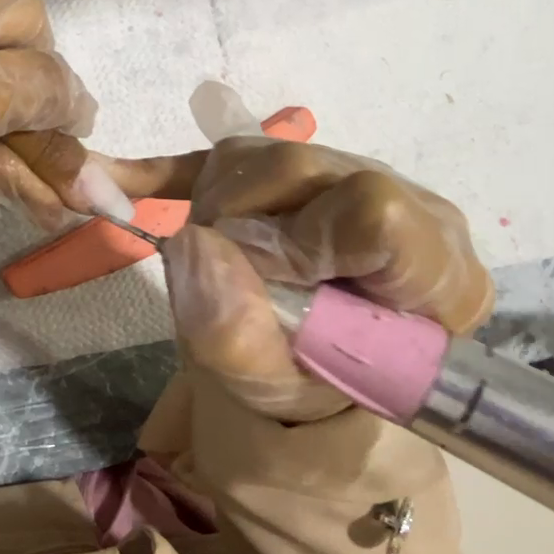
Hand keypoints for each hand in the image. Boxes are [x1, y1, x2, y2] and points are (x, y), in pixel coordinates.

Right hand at [161, 138, 494, 421]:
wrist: (307, 385)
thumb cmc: (309, 400)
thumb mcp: (278, 393)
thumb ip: (240, 334)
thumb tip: (196, 244)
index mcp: (434, 272)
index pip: (375, 210)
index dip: (302, 238)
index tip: (266, 279)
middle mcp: (408, 205)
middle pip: (302, 167)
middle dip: (238, 219)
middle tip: (220, 271)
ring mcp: (351, 177)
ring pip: (261, 153)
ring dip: (212, 202)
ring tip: (212, 255)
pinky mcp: (295, 168)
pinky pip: (228, 156)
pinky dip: (166, 174)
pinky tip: (119, 182)